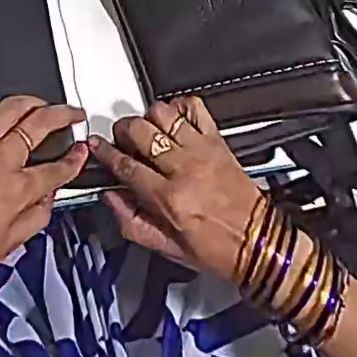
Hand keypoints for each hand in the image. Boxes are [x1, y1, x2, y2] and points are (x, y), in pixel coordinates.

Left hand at [0, 95, 88, 311]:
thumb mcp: (9, 244)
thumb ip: (36, 215)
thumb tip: (47, 198)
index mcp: (16, 190)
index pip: (58, 167)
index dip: (75, 159)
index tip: (80, 154)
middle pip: (41, 122)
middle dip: (65, 114)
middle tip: (72, 114)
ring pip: (10, 107)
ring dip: (32, 101)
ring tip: (40, 104)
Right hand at [86, 96, 263, 283]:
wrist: (259, 243)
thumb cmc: (218, 249)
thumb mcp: (168, 249)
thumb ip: (133, 223)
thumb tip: (111, 198)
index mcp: (170, 200)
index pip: (126, 166)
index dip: (105, 153)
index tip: (97, 145)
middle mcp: (184, 169)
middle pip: (140, 131)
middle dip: (123, 130)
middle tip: (122, 138)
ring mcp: (202, 150)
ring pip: (163, 114)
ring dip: (149, 118)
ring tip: (148, 130)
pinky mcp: (217, 140)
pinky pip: (194, 107)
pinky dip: (180, 106)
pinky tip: (174, 120)